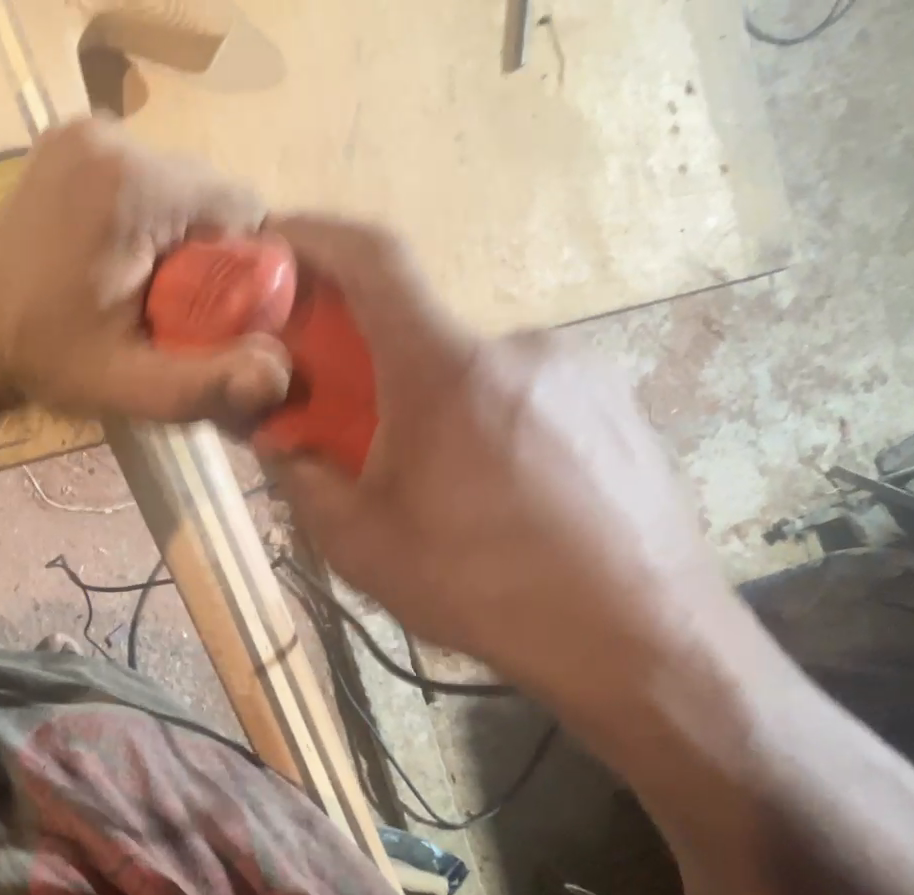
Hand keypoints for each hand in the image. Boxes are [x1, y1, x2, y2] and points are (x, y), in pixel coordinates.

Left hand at [0, 118, 292, 427]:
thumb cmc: (45, 361)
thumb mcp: (126, 385)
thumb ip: (205, 383)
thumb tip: (278, 373)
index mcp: (131, 185)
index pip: (238, 206)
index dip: (234, 265)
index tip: (198, 308)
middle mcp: (108, 137)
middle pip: (204, 191)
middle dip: (199, 249)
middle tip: (160, 302)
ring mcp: (80, 133)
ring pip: (173, 181)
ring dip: (169, 231)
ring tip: (131, 281)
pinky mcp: (65, 142)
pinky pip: (136, 173)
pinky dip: (139, 213)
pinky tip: (111, 255)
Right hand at [261, 214, 732, 698]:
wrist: (639, 639)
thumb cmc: (479, 586)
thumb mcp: (358, 543)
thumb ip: (303, 478)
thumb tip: (281, 443)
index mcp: (445, 370)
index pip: (376, 261)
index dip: (318, 236)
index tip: (275, 239)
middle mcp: (517, 347)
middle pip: (418, 331)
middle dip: (368, 367)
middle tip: (348, 432)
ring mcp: (579, 372)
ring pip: (472, 370)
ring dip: (431, 405)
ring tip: (430, 483)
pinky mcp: (616, 405)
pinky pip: (525, 393)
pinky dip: (486, 422)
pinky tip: (493, 492)